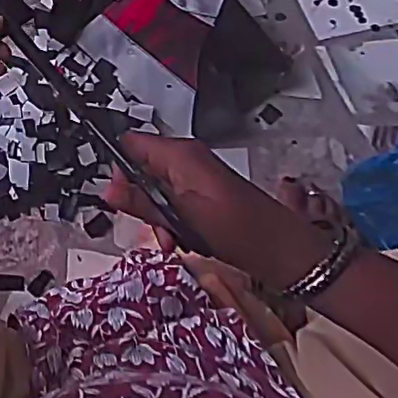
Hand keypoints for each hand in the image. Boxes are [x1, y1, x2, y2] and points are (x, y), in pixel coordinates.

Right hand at [102, 133, 335, 290]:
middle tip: (151, 224)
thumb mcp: (183, 218)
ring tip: (172, 238)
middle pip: (140, 168)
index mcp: (181, 154)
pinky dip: (172, 218)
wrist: (288, 254)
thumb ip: (142, 202)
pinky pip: (173, 197)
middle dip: (140, 199)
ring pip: (155, 187)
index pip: (129, 143)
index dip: (118, 168)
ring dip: (157, 215)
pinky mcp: (204, 191)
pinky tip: (183, 237)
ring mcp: (196, 174)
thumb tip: (108, 190)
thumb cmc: (244, 232)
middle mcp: (187, 158)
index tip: (121, 194)